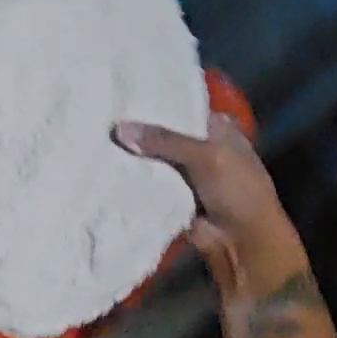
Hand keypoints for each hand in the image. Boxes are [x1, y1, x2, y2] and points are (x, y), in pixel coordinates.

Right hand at [114, 115, 308, 304]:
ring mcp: (183, 174)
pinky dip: (130, 179)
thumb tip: (119, 129)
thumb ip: (164, 140)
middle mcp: (201, 148)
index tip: (125, 97)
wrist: (239, 240)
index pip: (184, 109)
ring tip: (96, 139)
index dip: (158, 103)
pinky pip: (146, 183)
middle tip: (103, 117)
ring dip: (132, 156)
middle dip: (139, 130)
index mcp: (219, 130)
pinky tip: (104, 167)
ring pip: (152, 159)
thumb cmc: (237, 190)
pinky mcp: (169, 196)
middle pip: (164, 134)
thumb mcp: (205, 155)